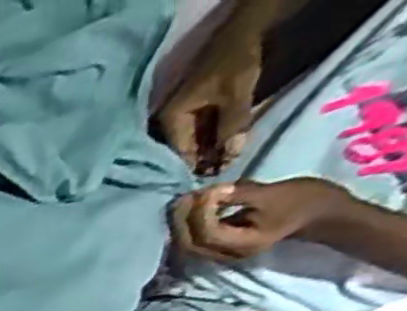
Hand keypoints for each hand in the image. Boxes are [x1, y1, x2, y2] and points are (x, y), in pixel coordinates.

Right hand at [157, 28, 260, 174]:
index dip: (196, 167)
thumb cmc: (233, 63)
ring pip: (191, 144)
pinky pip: (197, 134)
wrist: (240, 34)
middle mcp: (166, 124)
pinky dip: (210, 141)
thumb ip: (233, 126)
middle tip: (220, 172)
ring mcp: (178, 120)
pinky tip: (222, 148)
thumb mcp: (237, 95)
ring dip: (207, 153)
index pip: (179, 153)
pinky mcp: (191, 115)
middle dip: (201, 162)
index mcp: (169, 121)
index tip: (212, 179)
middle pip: (183, 151)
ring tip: (223, 162)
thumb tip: (230, 157)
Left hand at [173, 178, 354, 260]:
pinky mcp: (220, 243)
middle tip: (183, 196)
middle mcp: (226, 254)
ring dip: (182, 222)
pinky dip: (189, 223)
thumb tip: (210, 192)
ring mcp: (221, 251)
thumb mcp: (273, 194)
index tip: (206, 191)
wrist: (320, 213)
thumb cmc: (302, 201)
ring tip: (185, 199)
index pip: (207, 234)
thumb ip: (239, 195)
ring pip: (189, 241)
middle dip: (182, 220)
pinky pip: (195, 237)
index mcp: (242, 245)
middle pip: (190, 242)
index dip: (200, 213)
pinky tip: (191, 206)